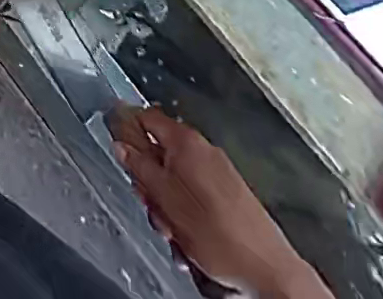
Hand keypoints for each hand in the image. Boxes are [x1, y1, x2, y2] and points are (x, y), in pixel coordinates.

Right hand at [113, 107, 330, 298]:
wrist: (265, 266)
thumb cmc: (214, 232)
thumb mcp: (165, 199)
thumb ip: (140, 168)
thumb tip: (121, 145)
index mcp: (185, 141)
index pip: (147, 117)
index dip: (128, 128)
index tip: (117, 146)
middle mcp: (202, 147)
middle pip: (160, 151)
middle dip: (150, 180)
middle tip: (151, 205)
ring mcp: (216, 168)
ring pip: (175, 176)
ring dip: (166, 202)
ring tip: (173, 231)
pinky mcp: (227, 190)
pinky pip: (193, 192)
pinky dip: (185, 211)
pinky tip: (188, 238)